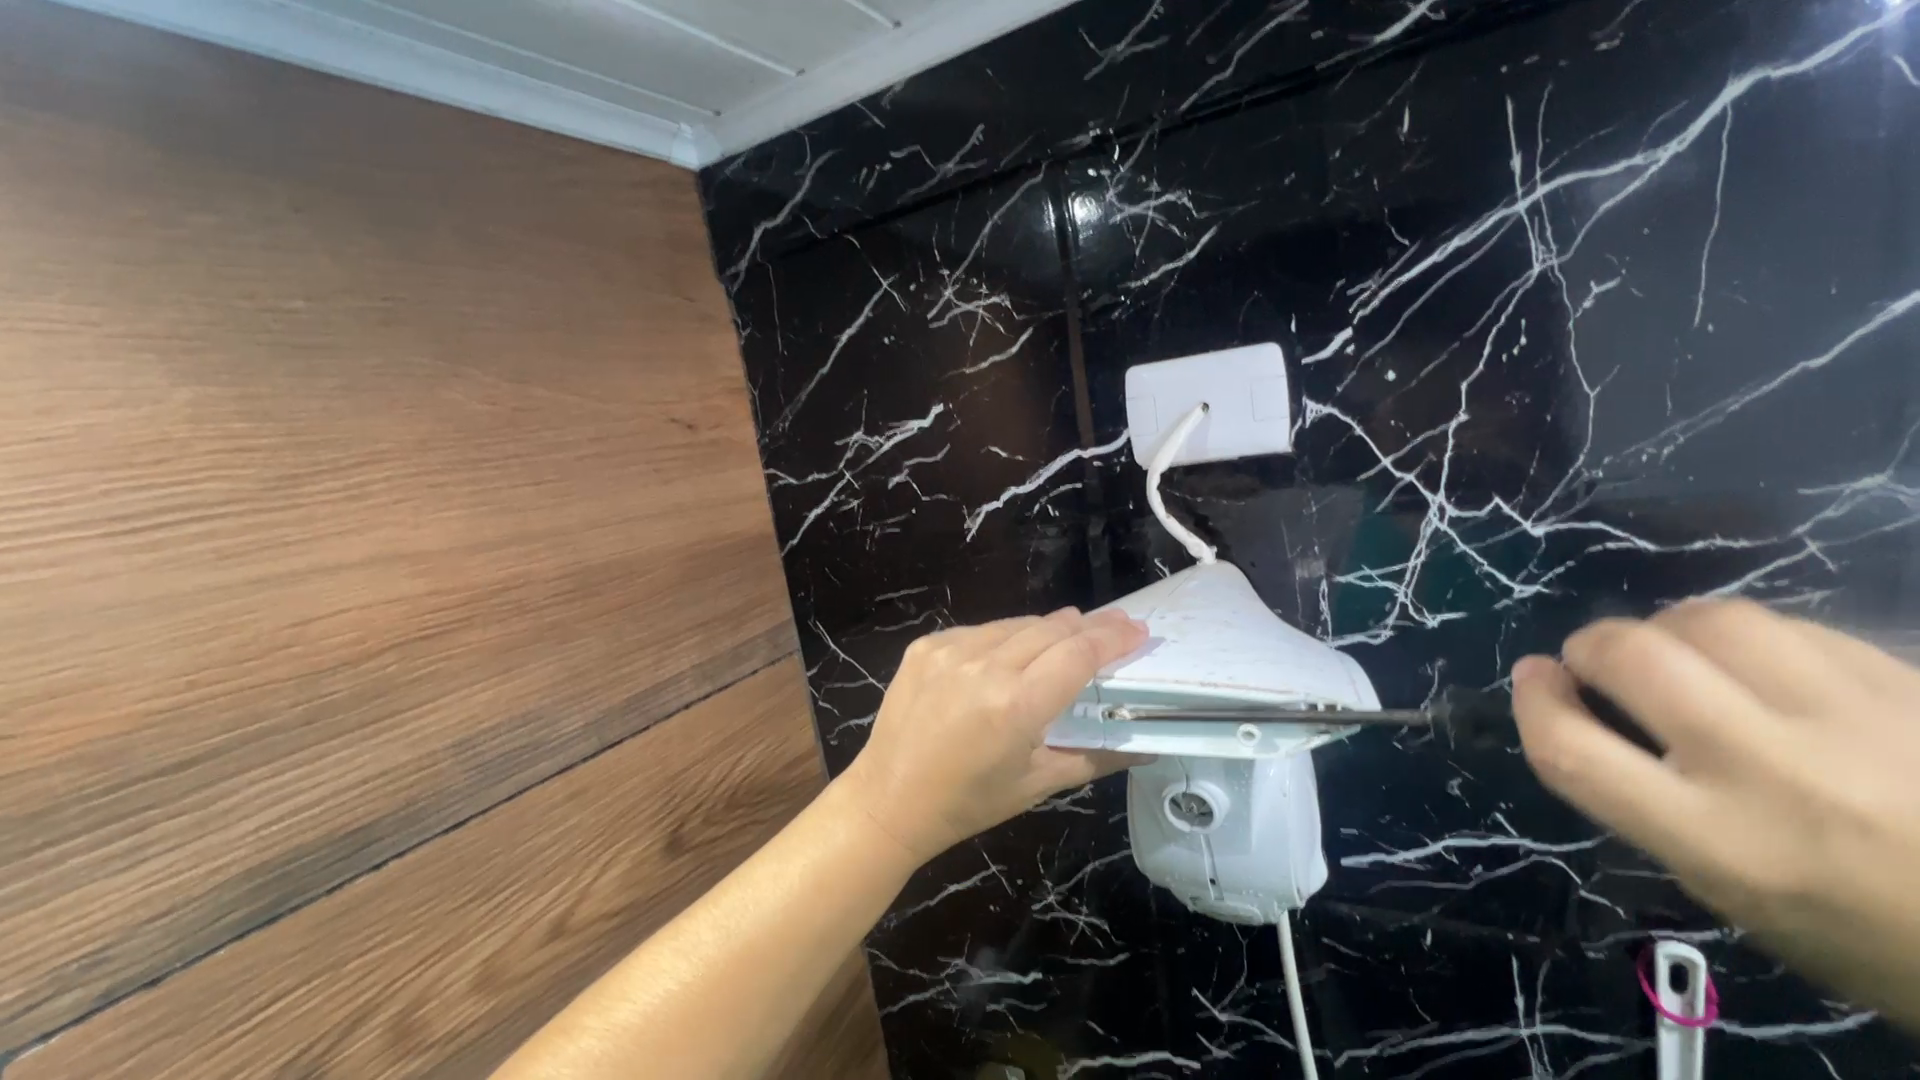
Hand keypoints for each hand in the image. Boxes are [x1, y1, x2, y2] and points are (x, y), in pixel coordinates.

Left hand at [836, 607, 1148, 863]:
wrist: (890, 799)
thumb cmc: (970, 801)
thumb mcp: (1038, 784)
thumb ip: (1095, 758)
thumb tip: (1146, 747)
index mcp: (1017, 705)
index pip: (1079, 654)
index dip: (1113, 639)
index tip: (1137, 630)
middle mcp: (985, 667)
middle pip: (1052, 630)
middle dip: (1088, 626)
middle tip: (1116, 625)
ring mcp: (950, 651)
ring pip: (1016, 625)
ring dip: (1047, 629)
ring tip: (1068, 635)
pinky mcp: (926, 646)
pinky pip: (980, 631)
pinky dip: (1003, 638)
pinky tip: (1011, 654)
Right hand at [1512, 598, 1919, 1025]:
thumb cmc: (1870, 938)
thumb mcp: (1735, 894)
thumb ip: (1650, 804)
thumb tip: (1585, 717)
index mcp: (1720, 843)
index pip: (1573, 749)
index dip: (1534, 702)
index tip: (1534, 681)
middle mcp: (1773, 772)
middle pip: (1633, 658)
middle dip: (1590, 646)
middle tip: (1595, 662)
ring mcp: (1855, 721)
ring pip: (1712, 620)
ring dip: (1667, 627)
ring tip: (1676, 651)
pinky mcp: (1912, 686)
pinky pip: (1797, 627)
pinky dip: (1750, 636)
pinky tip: (1761, 663)